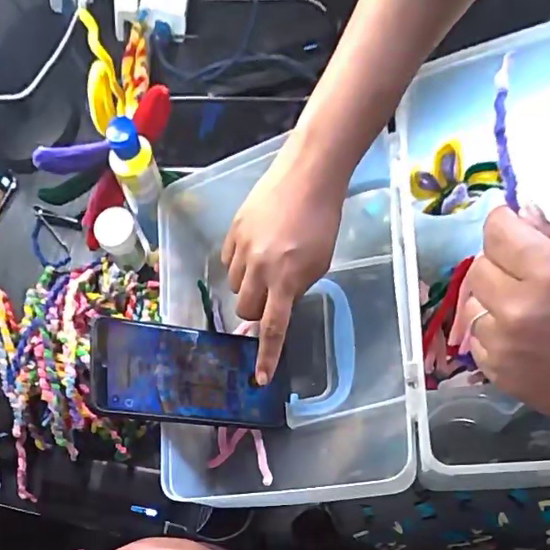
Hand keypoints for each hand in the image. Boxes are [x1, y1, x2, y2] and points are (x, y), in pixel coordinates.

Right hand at [221, 147, 345, 382]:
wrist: (310, 171)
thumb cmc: (322, 219)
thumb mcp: (319, 263)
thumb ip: (297, 289)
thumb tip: (278, 306)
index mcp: (286, 280)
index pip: (272, 328)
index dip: (265, 356)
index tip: (259, 377)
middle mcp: (259, 269)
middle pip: (245, 309)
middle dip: (254, 309)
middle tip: (269, 295)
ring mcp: (242, 249)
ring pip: (234, 286)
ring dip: (247, 285)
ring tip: (265, 264)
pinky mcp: (233, 231)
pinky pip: (228, 262)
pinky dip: (239, 263)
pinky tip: (255, 248)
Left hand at [453, 204, 549, 428]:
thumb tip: (525, 218)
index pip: (498, 232)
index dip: (503, 222)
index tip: (511, 223)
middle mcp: (517, 307)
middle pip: (478, 268)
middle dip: (497, 259)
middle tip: (519, 265)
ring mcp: (502, 343)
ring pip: (471, 304)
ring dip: (490, 297)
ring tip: (518, 301)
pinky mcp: (495, 370)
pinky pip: (476, 338)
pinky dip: (490, 329)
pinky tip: (516, 331)